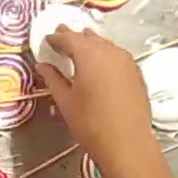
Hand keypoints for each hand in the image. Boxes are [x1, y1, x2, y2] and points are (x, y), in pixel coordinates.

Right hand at [36, 29, 160, 175]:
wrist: (126, 142)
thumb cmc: (89, 123)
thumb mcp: (65, 101)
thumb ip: (53, 79)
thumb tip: (42, 65)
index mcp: (90, 56)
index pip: (70, 39)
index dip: (57, 38)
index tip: (47, 38)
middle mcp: (110, 52)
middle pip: (89, 38)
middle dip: (74, 36)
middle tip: (61, 35)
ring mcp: (126, 61)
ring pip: (105, 45)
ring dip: (91, 43)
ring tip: (80, 44)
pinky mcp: (135, 72)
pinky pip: (116, 55)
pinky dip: (104, 54)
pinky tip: (99, 63)